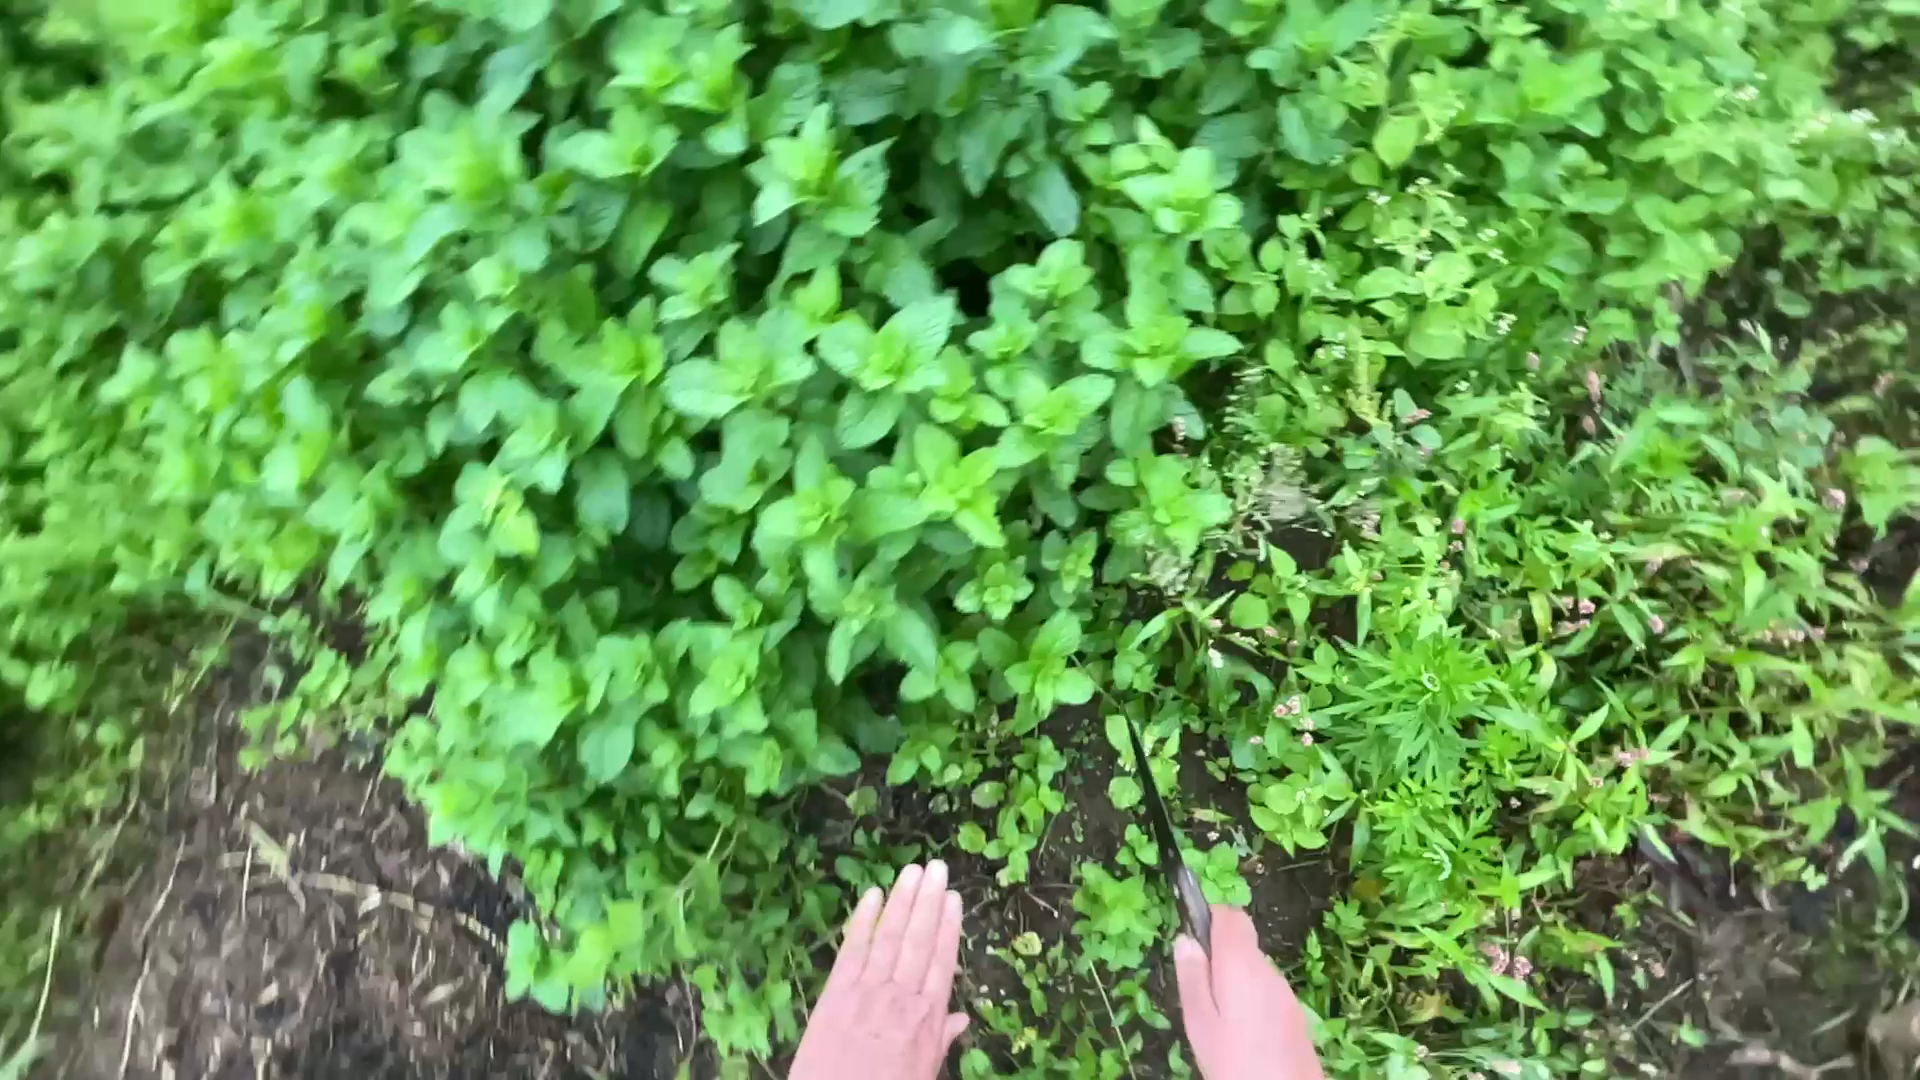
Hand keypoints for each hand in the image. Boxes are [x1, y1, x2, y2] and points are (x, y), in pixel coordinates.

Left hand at [789, 861, 968, 1079]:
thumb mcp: (922, 1076)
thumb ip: (939, 1041)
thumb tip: (963, 1017)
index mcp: (926, 1019)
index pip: (942, 961)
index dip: (949, 926)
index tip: (954, 897)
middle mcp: (900, 998)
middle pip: (918, 940)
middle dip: (929, 901)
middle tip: (937, 867)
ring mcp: (867, 992)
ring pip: (889, 936)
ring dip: (902, 900)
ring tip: (913, 870)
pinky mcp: (835, 994)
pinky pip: (852, 949)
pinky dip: (863, 920)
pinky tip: (872, 894)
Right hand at [1173, 904, 1323, 1079]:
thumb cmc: (1235, 1065)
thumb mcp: (1200, 1022)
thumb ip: (1192, 976)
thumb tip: (1185, 938)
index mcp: (1241, 964)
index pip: (1230, 915)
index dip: (1209, 917)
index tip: (1194, 942)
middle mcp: (1268, 971)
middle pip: (1242, 942)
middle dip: (1219, 955)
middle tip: (1201, 993)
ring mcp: (1286, 994)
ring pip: (1254, 968)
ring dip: (1235, 979)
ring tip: (1219, 1019)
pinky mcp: (1296, 1017)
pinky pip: (1267, 992)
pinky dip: (1252, 999)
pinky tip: (1243, 1034)